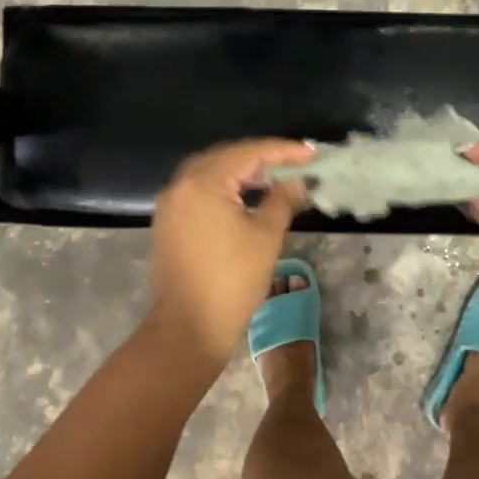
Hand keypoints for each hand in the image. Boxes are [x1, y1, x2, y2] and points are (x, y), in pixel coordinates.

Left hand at [146, 139, 314, 365]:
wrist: (189, 327)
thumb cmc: (232, 280)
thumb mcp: (266, 236)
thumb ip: (282, 200)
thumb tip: (295, 182)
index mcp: (203, 182)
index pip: (248, 153)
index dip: (282, 151)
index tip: (311, 153)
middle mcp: (180, 185)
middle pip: (225, 157)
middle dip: (260, 157)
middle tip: (293, 163)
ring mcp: (169, 205)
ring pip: (209, 174)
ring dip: (240, 172)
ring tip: (273, 179)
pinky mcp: (167, 224)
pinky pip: (198, 192)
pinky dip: (223, 188)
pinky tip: (244, 199)